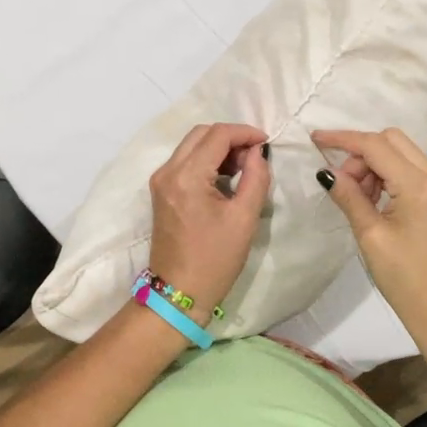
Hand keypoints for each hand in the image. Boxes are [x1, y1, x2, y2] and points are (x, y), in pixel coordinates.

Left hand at [146, 123, 272, 324]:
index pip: (217, 135)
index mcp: (187, 176)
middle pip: (201, 134)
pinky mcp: (160, 190)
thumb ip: (255, 178)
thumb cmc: (214, 260)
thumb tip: (258, 152)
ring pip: (192, 145)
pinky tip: (225, 178)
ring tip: (243, 168)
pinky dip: (206, 160)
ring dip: (218, 148)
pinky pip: (185, 161)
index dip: (245, 133)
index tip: (266, 144)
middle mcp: (168, 171)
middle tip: (255, 156)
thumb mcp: (244, 218)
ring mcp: (160, 180)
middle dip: (231, 138)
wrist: (178, 294)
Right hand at [313, 128, 426, 364]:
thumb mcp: (371, 237)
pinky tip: (375, 201)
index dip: (343, 139)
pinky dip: (390, 175)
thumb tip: (327, 171)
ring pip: (402, 153)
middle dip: (361, 153)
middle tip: (342, 182)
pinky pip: (412, 170)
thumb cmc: (407, 281)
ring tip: (357, 197)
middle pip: (392, 141)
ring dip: (375, 164)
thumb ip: (349, 197)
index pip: (375, 145)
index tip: (315, 139)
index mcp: (419, 185)